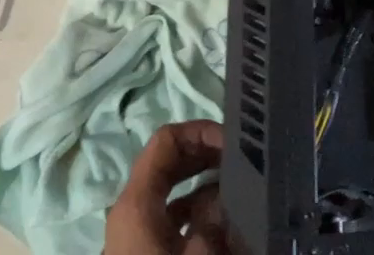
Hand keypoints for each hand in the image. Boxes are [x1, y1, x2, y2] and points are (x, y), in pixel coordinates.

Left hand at [103, 120, 227, 254]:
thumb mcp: (198, 252)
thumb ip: (215, 215)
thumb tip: (228, 191)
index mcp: (135, 200)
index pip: (166, 139)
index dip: (202, 131)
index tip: (235, 141)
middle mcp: (131, 206)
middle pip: (169, 160)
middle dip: (207, 153)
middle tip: (242, 157)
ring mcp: (135, 229)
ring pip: (172, 188)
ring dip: (205, 181)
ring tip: (240, 185)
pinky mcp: (143, 248)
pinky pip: (172, 214)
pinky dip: (196, 207)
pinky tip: (222, 217)